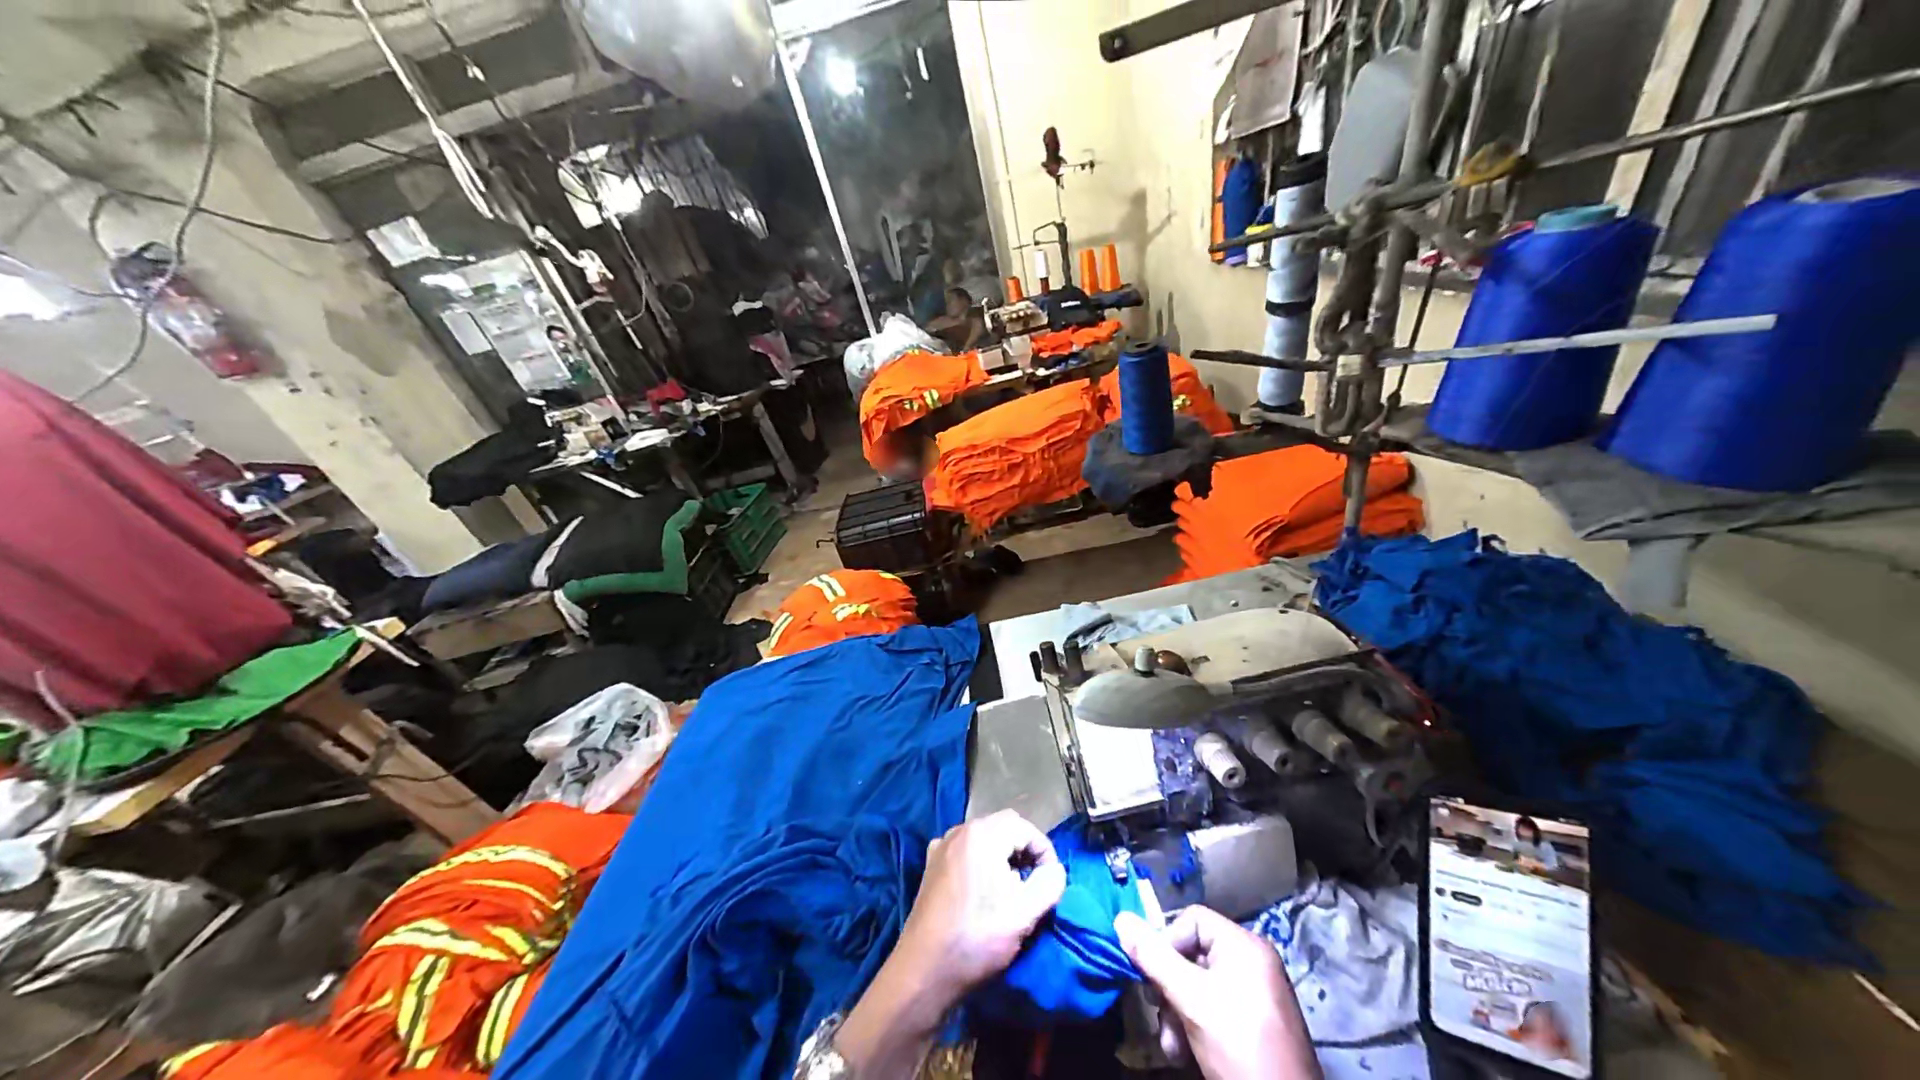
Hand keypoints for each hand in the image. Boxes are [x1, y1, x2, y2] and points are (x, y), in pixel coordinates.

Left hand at [895, 809, 1068, 1000]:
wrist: (925, 971)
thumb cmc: (978, 938)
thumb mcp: (1026, 913)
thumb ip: (1049, 883)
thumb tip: (1054, 869)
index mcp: (981, 834)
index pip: (1025, 827)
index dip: (1044, 851)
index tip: (1049, 881)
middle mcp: (958, 831)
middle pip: (1003, 827)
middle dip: (1024, 851)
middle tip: (1033, 884)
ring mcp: (941, 847)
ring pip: (984, 839)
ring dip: (1003, 857)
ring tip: (1011, 891)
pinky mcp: (931, 866)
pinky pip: (965, 852)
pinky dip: (981, 862)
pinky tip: (983, 892)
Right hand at [1115, 906, 1321, 1079]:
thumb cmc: (1238, 1046)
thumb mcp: (1190, 998)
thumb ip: (1153, 957)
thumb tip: (1121, 919)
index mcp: (1244, 946)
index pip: (1192, 919)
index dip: (1166, 942)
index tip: (1152, 975)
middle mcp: (1252, 962)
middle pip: (1191, 953)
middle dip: (1168, 987)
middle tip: (1158, 1011)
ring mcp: (1255, 994)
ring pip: (1197, 984)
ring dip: (1175, 1012)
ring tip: (1171, 1044)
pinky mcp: (1253, 1023)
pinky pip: (1213, 1007)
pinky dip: (1193, 1026)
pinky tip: (1184, 1053)